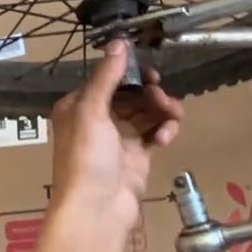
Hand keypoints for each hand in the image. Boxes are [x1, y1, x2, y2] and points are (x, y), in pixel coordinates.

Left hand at [47, 41, 183, 237]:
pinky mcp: (136, 156)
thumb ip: (106, 76)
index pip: (108, 79)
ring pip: (145, 113)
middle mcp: (97, 119)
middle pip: (130, 95)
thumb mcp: (91, 111)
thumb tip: (119, 42)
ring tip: (172, 117)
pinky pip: (154, 133)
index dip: (130, 74)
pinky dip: (163, 131)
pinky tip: (166, 137)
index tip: (151, 72)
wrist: (97, 208)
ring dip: (161, 110)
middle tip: (163, 97)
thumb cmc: (86, 158)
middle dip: (150, 93)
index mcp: (79, 106)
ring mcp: (118, 138)